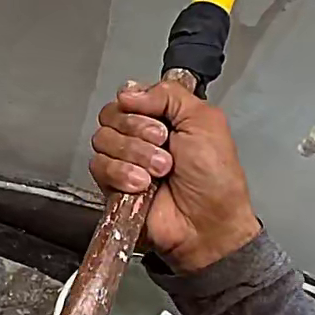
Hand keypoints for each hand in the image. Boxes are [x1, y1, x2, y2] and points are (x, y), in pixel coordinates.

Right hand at [88, 79, 260, 271]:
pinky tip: (142, 186)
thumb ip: (169, 94)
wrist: (207, 225)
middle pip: (111, 115)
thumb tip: (129, 90)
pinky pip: (98, 166)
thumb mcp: (205, 121)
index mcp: (162, 117)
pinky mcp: (110, 184)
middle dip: (139, 133)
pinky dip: (121, 174)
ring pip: (102, 140)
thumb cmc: (215, 180)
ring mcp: (123, 160)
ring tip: (159, 172)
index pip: (129, 96)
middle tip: (165, 148)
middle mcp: (139, 136)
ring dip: (134, 155)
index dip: (139, 107)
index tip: (162, 124)